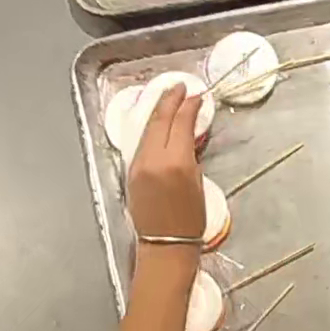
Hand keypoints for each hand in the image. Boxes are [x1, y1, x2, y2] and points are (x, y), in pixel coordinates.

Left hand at [127, 84, 204, 240]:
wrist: (165, 244)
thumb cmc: (191, 221)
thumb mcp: (198, 185)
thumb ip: (190, 158)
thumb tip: (186, 140)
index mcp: (177, 163)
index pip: (181, 122)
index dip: (189, 105)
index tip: (197, 96)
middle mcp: (155, 158)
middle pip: (160, 119)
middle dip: (170, 99)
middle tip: (179, 86)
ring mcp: (139, 163)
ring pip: (148, 128)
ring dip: (158, 110)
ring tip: (168, 98)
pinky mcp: (131, 170)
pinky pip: (141, 142)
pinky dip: (151, 128)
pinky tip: (157, 122)